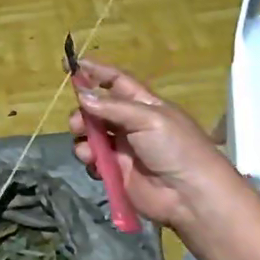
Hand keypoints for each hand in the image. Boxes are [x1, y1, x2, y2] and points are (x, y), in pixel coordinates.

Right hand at [67, 58, 246, 236]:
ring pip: (93, 135)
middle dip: (83, 112)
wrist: (189, 195)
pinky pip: (94, 161)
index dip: (95, 72)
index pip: (116, 81)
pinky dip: (89, 159)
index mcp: (145, 104)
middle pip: (99, 110)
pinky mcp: (117, 172)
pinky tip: (92, 162)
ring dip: (83, 136)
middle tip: (77, 122)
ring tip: (85, 146)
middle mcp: (132, 123)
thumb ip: (113, 108)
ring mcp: (124, 148)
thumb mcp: (149, 119)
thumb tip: (82, 95)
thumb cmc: (175, 147)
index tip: (70, 65)